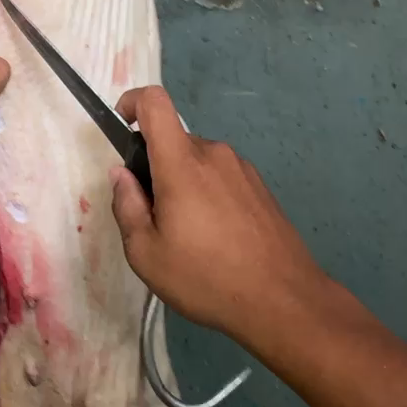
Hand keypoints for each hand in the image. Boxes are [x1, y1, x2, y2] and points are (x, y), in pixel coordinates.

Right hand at [109, 86, 326, 344]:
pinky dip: (209, 196)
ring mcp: (241, 169)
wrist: (286, 303)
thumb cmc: (207, 278)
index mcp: (181, 162)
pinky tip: (219, 240)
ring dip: (184, 185)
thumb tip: (121, 175)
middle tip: (157, 217)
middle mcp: (212, 153)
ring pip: (197, 162)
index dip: (132, 102)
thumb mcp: (146, 254)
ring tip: (192, 237)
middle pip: (173, 140)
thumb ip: (126, 206)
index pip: (154, 102)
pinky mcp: (260, 187)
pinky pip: (221, 177)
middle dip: (156, 167)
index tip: (122, 126)